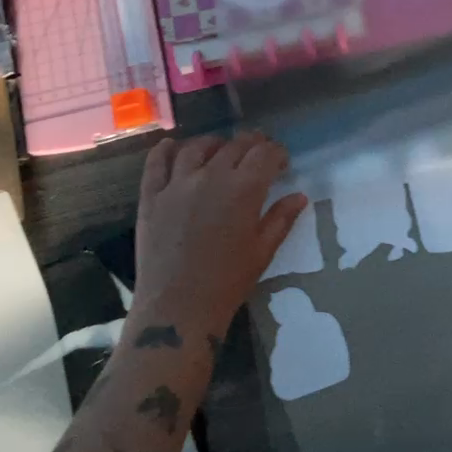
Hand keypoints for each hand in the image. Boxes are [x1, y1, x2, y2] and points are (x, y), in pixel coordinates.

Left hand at [131, 133, 308, 335]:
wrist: (178, 307)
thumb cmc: (228, 282)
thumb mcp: (262, 251)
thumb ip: (281, 219)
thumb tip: (300, 196)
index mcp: (244, 190)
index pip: (265, 154)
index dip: (277, 153)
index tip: (281, 162)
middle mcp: (211, 177)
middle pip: (235, 146)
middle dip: (252, 144)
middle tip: (258, 152)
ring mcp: (177, 184)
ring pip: (197, 148)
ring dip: (214, 143)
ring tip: (220, 149)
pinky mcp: (151, 196)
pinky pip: (157, 163)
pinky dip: (165, 150)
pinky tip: (172, 146)